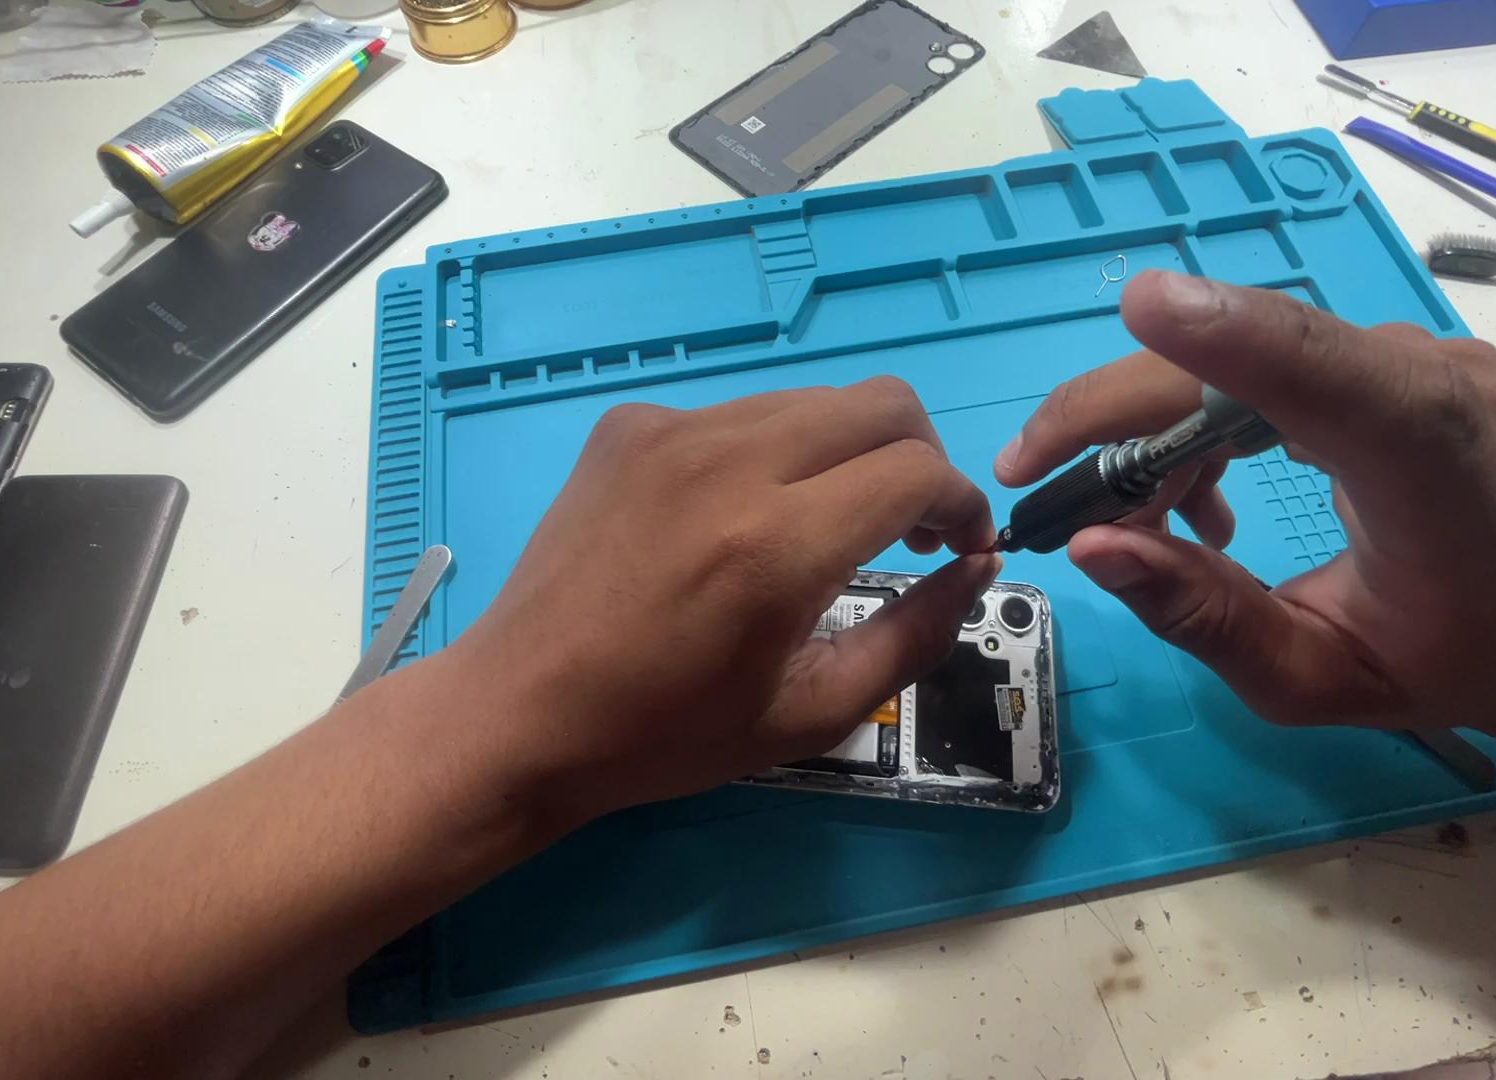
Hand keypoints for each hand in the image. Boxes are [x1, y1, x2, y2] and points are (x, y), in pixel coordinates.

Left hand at [441, 378, 999, 820]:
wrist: (521, 709)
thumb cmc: (666, 731)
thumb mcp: (810, 711)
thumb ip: (914, 637)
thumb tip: (974, 568)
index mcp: (776, 543)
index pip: (917, 469)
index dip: (963, 503)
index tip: (960, 546)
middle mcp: (728, 460)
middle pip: (882, 403)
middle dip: (922, 459)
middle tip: (909, 527)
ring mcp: (670, 429)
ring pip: (812, 402)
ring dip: (848, 454)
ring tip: (824, 522)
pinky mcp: (628, 424)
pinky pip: (739, 414)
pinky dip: (774, 452)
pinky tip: (740, 513)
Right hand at [997, 270, 1495, 734]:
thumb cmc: (1440, 661)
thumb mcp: (1307, 678)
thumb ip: (1202, 617)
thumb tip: (1091, 547)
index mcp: (1442, 478)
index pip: (1345, 383)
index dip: (1240, 339)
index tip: (1140, 306)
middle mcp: (1439, 387)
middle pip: (1245, 362)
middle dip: (1116, 411)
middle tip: (1030, 470)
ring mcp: (1415, 359)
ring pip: (1235, 360)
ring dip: (1145, 427)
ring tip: (1126, 516)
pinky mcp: (1385, 358)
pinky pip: (1256, 368)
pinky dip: (1189, 423)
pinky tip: (1188, 495)